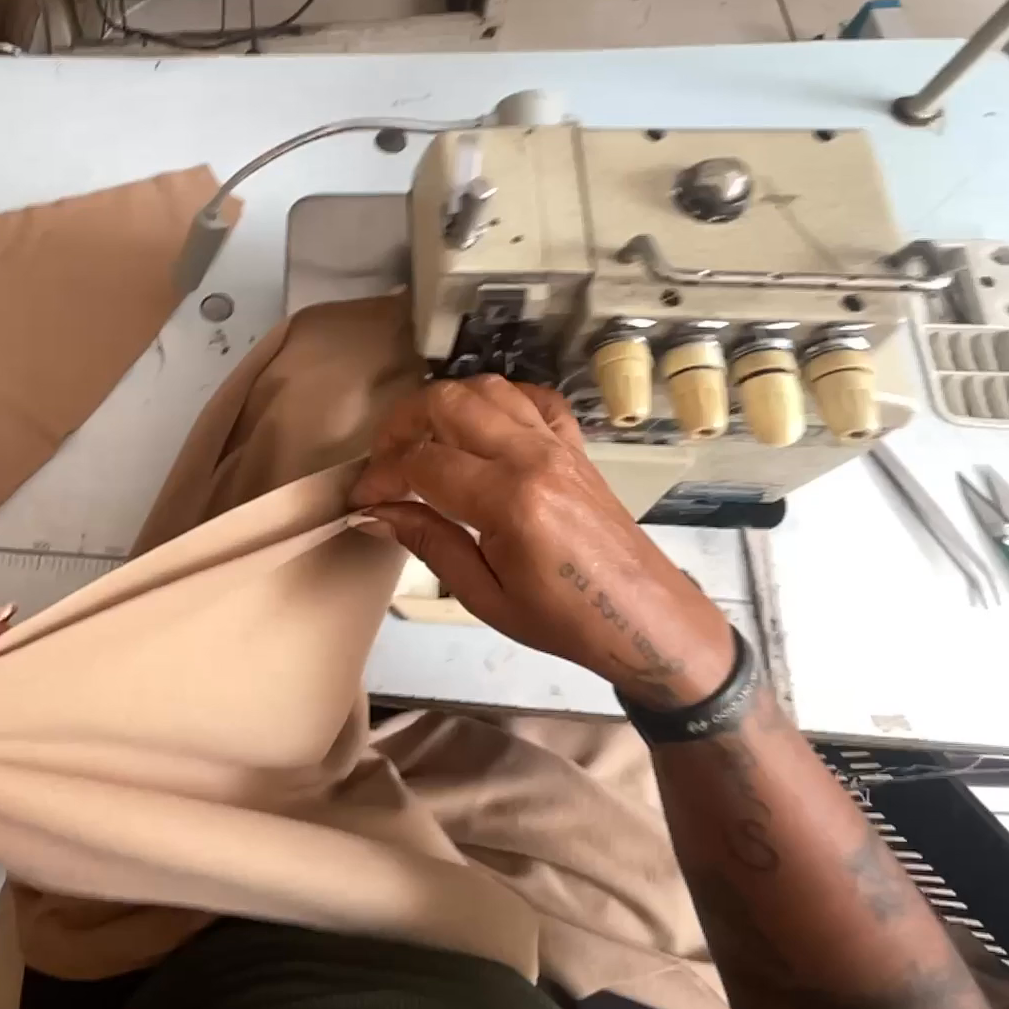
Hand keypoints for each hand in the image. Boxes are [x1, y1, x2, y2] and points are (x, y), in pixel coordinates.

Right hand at [350, 377, 732, 708]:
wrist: (646, 620)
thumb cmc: (563, 619)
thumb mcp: (483, 593)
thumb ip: (427, 542)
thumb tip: (372, 514)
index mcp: (509, 500)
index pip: (420, 462)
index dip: (379, 477)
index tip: (363, 500)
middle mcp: (532, 457)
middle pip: (445, 402)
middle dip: (399, 426)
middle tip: (384, 465)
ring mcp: (557, 444)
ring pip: (484, 388)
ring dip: (441, 406)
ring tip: (422, 442)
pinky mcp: (574, 446)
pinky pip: (531, 398)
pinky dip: (495, 401)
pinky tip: (478, 428)